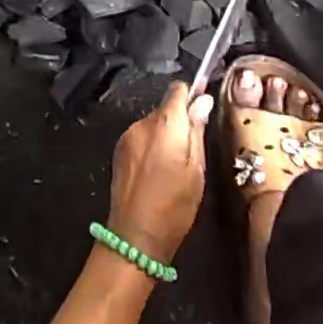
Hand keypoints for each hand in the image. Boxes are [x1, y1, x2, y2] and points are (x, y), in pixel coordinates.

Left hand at [106, 82, 212, 264]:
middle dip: (180, 120)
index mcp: (164, 124)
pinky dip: (151, 144)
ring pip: (153, 123)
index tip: (203, 109)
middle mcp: (141, 123)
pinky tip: (158, 169)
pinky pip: (141, 136)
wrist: (135, 233)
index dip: (192, 95)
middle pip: (165, 108)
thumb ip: (197, 131)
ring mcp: (127, 135)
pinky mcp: (118, 149)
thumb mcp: (196, 170)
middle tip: (194, 149)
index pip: (177, 90)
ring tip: (176, 164)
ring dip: (165, 134)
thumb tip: (203, 100)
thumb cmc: (174, 205)